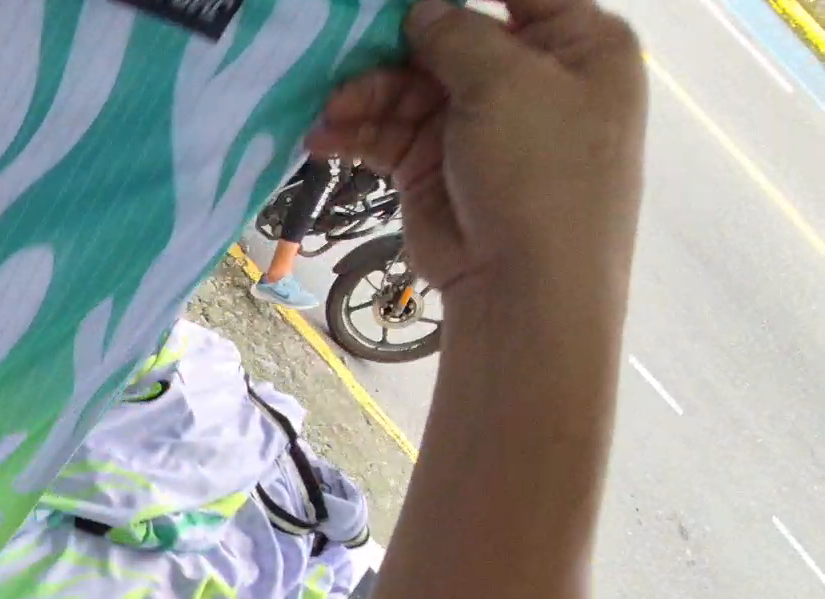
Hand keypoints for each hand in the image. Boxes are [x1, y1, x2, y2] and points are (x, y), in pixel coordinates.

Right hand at [307, 0, 645, 301]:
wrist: (519, 275)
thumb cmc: (539, 167)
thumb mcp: (508, 85)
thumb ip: (459, 39)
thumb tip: (420, 8)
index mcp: (572, 43)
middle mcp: (521, 79)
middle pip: (447, 44)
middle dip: (394, 49)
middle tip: (341, 55)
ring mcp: (470, 126)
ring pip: (407, 93)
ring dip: (364, 98)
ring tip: (326, 111)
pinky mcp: (427, 167)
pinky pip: (386, 138)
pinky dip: (354, 136)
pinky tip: (322, 138)